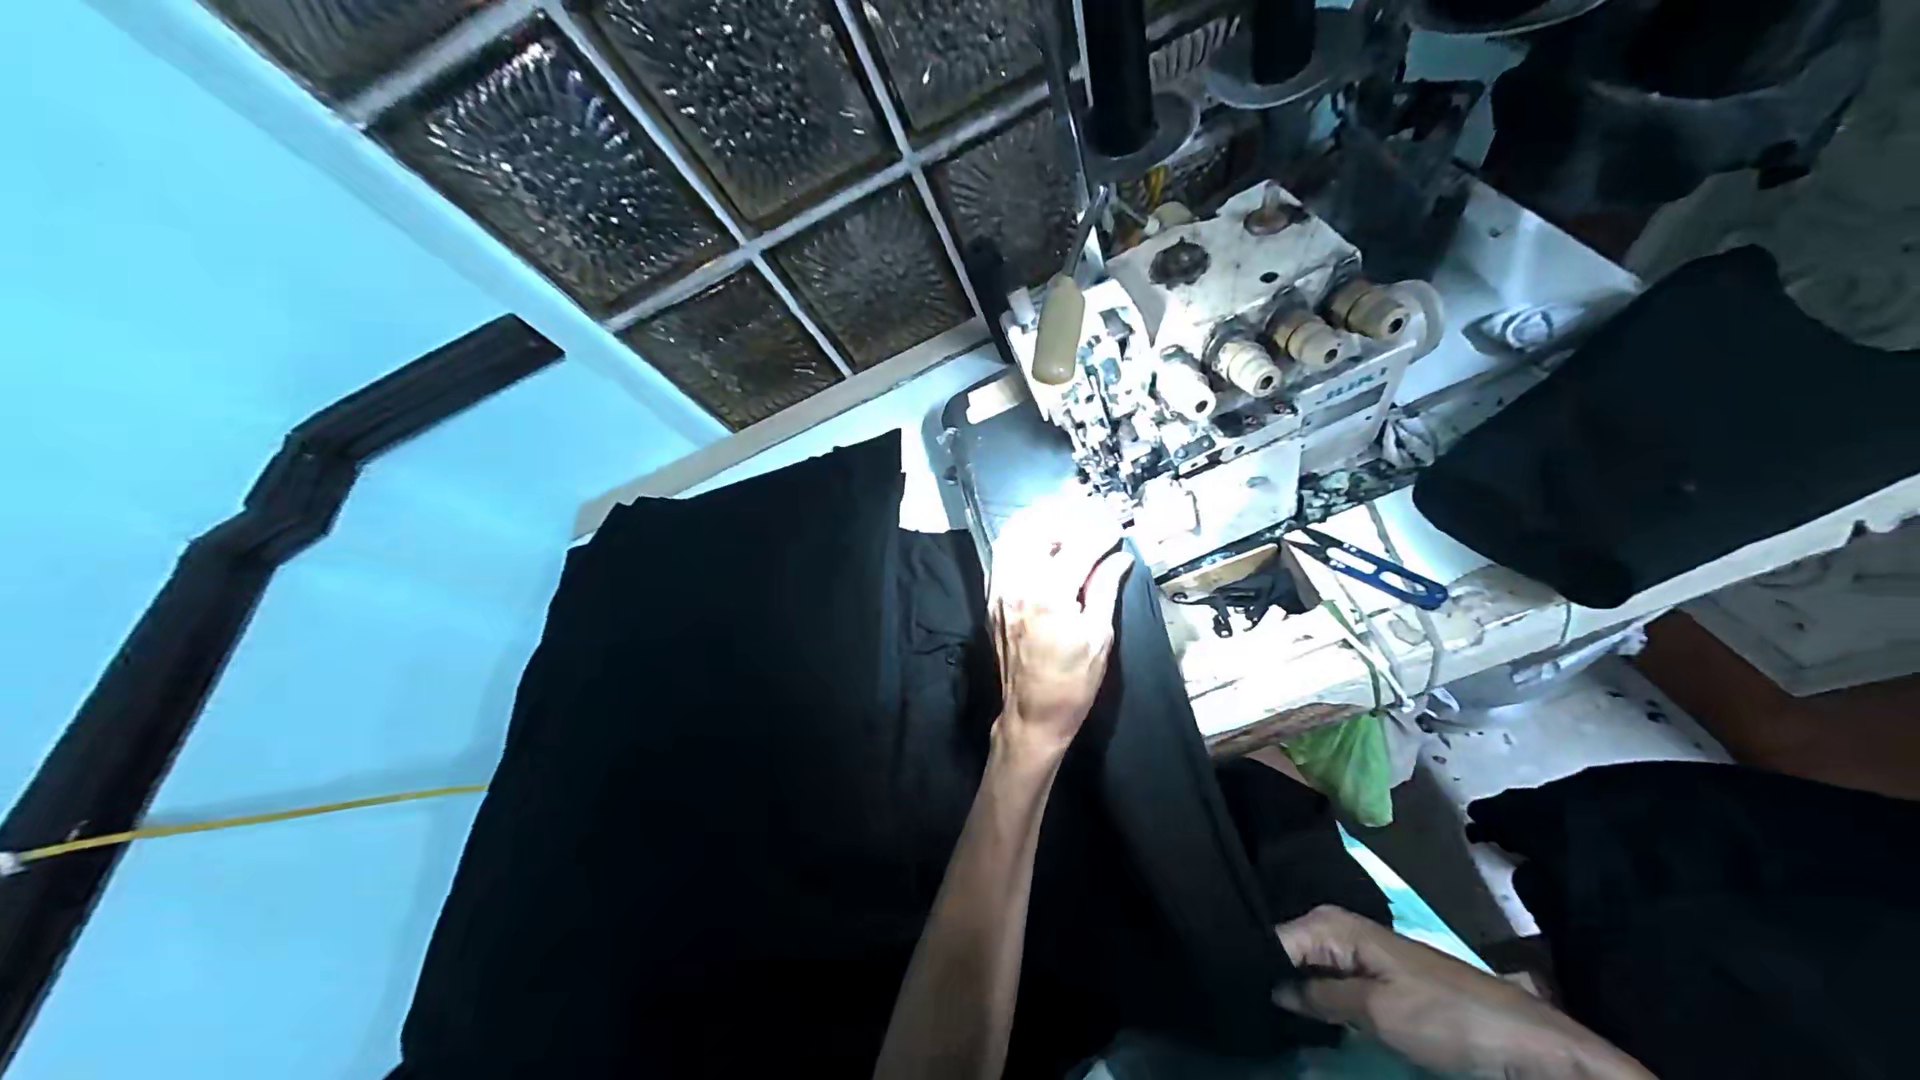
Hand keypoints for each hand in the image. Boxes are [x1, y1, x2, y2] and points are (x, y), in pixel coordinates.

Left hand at [988, 501, 1132, 755]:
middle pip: (1035, 530)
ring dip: (1039, 527)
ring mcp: (999, 592)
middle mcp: (1016, 586)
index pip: (1077, 547)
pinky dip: (1022, 544)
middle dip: (1065, 520)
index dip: (1100, 535)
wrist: (1031, 714)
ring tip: (1066, 530)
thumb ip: (1104, 589)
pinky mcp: (992, 601)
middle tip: (1088, 524)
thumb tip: (1118, 558)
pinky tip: (1042, 550)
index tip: (1115, 532)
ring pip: (1011, 539)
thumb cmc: (1072, 684)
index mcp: (1047, 596)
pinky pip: (1002, 558)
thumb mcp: (1099, 637)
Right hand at [1274, 906, 1654, 1079]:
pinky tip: (1298, 1018)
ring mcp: (1356, 956)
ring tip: (1263, 1014)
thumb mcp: (1376, 1011)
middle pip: (1285, 951)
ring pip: (1304, 970)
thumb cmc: (1447, 1019)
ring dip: (1289, 991)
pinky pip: (1326, 984)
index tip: (1234, 992)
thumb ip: (1317, 996)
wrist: (1527, 1046)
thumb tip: (1271, 990)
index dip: (1253, 965)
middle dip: (1268, 977)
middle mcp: (1338, 930)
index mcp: (1332, 924)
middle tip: (1245, 1007)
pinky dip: (1313, 1000)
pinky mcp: (1371, 982)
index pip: (1273, 939)